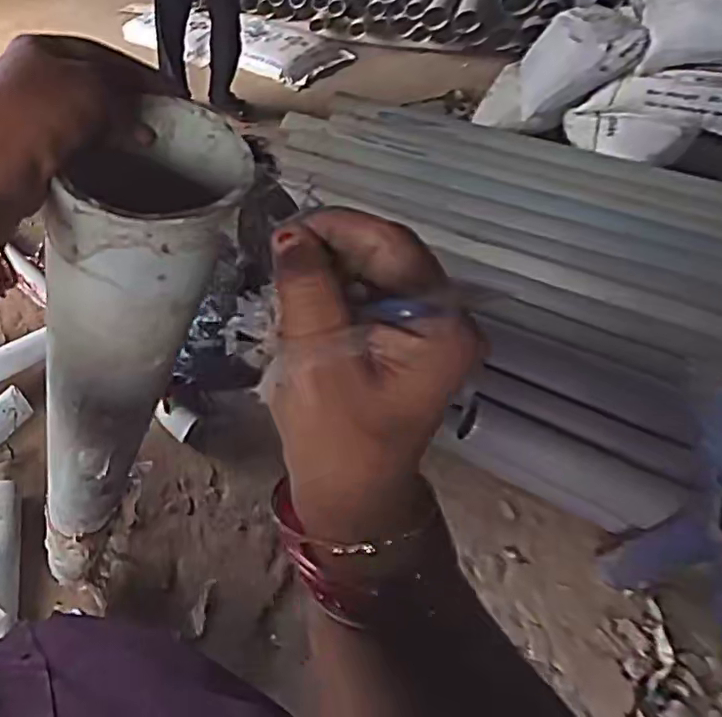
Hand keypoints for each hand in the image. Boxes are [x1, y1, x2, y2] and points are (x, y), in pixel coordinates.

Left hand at [0, 35, 171, 226]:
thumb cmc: (28, 120)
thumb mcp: (88, 89)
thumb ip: (121, 94)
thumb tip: (139, 118)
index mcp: (40, 48)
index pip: (102, 54)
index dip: (140, 73)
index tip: (169, 92)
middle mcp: (31, 77)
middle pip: (95, 85)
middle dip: (128, 101)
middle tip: (159, 117)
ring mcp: (29, 114)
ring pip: (86, 117)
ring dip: (114, 128)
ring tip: (143, 140)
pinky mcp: (31, 149)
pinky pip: (75, 144)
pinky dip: (96, 149)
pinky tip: (113, 156)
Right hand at [264, 208, 484, 540]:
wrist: (347, 493)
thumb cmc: (336, 440)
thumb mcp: (317, 360)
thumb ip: (306, 290)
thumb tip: (289, 234)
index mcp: (440, 326)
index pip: (392, 244)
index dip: (337, 227)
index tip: (285, 232)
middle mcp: (442, 317)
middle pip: (383, 251)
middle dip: (328, 246)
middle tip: (278, 255)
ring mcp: (421, 323)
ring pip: (369, 264)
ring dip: (324, 265)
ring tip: (286, 284)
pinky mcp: (398, 330)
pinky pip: (362, 285)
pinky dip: (328, 284)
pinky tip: (302, 302)